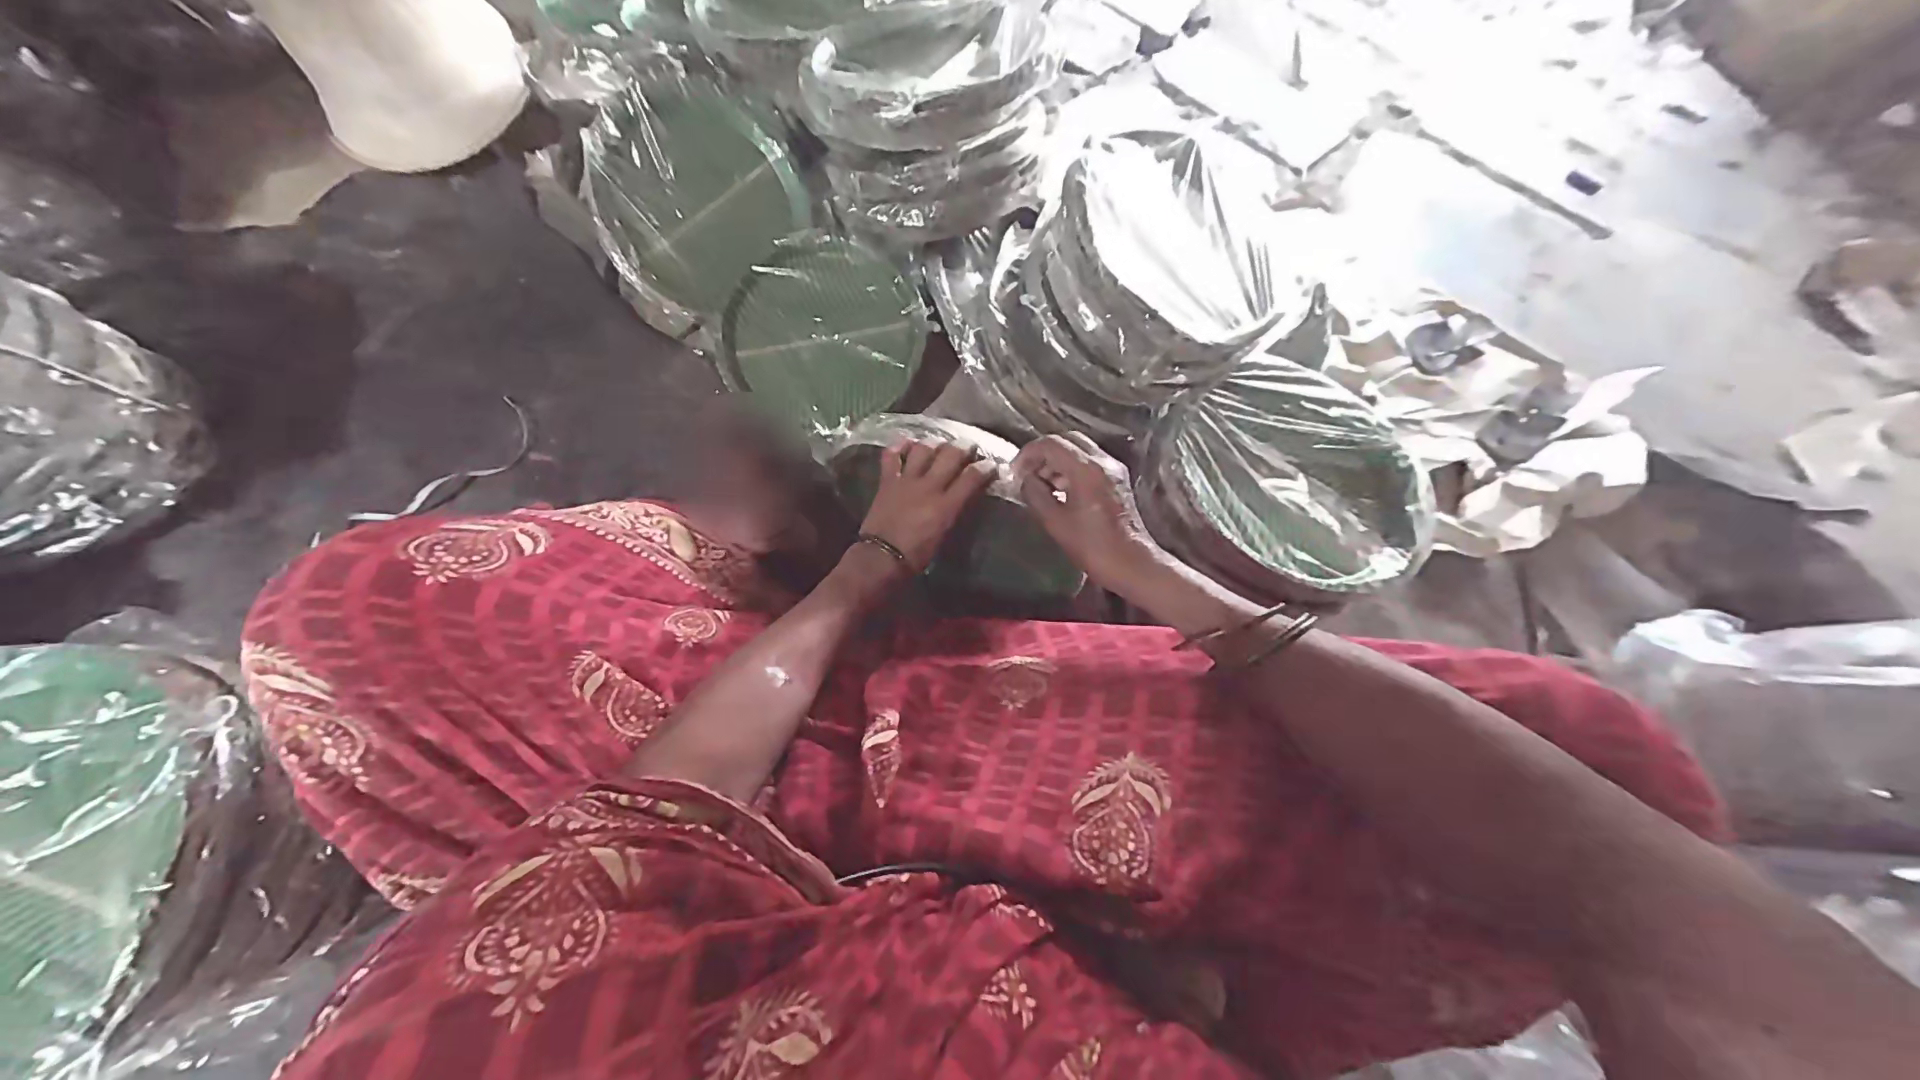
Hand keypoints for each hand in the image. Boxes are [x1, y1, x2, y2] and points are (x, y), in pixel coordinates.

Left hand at [859, 437, 995, 571]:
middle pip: (950, 456)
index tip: (991, 464)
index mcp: (946, 505)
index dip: (985, 467)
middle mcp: (928, 487)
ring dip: (934, 443)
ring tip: (939, 443)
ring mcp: (906, 481)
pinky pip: (892, 456)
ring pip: (923, 450)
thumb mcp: (943, 535)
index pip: (971, 478)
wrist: (881, 558)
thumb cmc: (916, 556)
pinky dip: (899, 446)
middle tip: (968, 446)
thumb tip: (960, 499)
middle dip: (963, 448)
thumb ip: (953, 513)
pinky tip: (907, 442)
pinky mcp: (887, 481)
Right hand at [1013, 433, 1166, 592]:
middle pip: (1066, 440)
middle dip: (1043, 454)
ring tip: (1040, 485)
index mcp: (1087, 469)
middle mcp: (1103, 461)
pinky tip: (1059, 490)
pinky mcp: (1117, 479)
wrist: (1132, 564)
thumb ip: (1036, 495)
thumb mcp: (1056, 523)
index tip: (1015, 471)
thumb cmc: (1093, 547)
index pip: (1051, 444)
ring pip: (1078, 450)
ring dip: (1056, 461)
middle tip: (1026, 474)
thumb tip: (1026, 480)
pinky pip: (1089, 462)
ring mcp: (1113, 469)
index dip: (1028, 453)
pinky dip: (1070, 468)